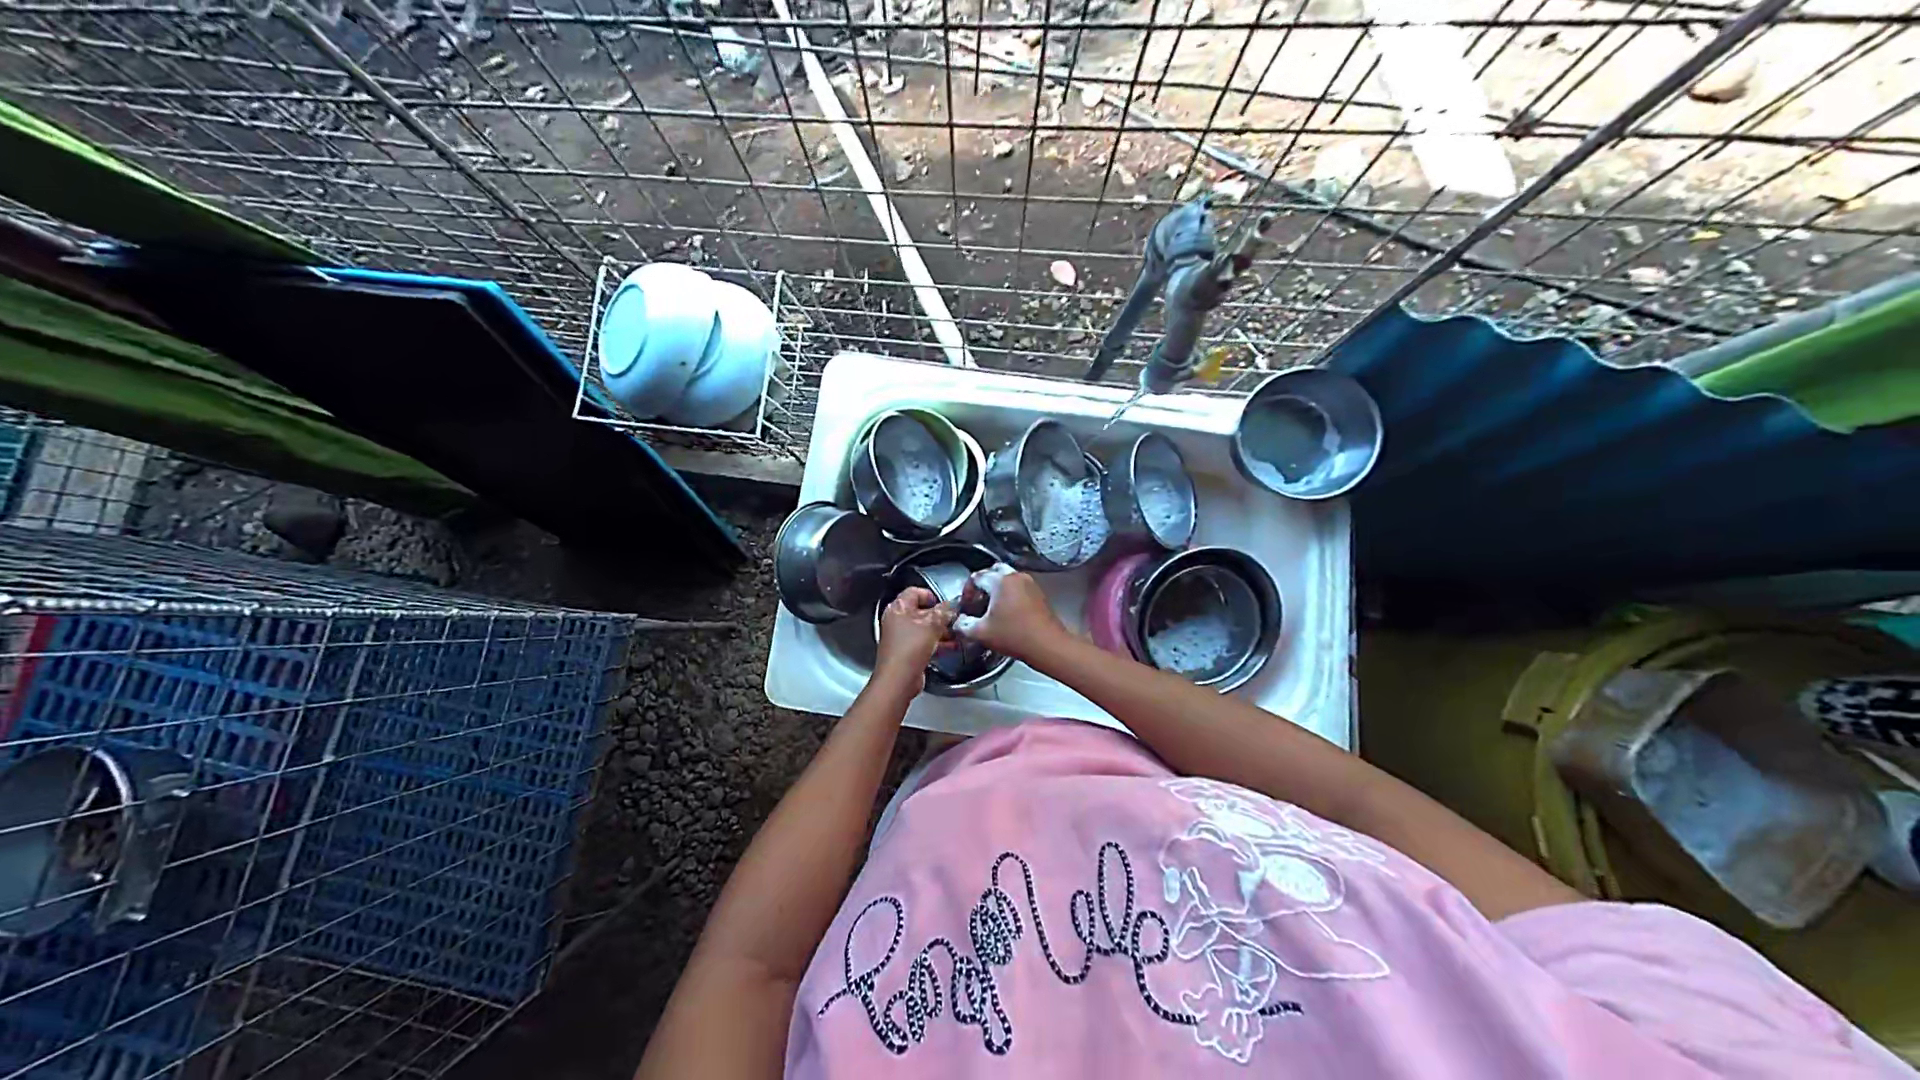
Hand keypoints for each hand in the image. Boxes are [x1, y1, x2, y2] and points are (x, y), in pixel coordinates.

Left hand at [875, 587, 953, 687]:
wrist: (899, 679)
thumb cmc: (909, 649)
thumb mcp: (932, 625)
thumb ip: (944, 612)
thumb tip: (952, 605)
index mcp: (898, 608)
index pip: (914, 592)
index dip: (930, 595)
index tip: (944, 603)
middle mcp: (897, 620)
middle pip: (921, 611)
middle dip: (939, 615)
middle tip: (954, 619)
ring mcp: (901, 637)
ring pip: (924, 628)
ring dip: (941, 630)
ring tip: (957, 634)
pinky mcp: (907, 651)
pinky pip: (924, 642)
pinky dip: (937, 643)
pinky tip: (951, 647)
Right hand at [951, 564, 1068, 661]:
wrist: (1047, 646)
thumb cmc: (1016, 636)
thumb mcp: (981, 632)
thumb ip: (964, 624)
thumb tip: (959, 622)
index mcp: (1001, 581)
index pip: (977, 576)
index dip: (967, 590)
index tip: (966, 603)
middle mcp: (1017, 577)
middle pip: (994, 572)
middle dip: (983, 585)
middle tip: (977, 601)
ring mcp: (1030, 585)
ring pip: (1008, 580)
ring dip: (997, 590)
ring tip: (991, 609)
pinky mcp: (1039, 595)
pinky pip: (1020, 589)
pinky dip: (1011, 596)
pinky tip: (1007, 614)